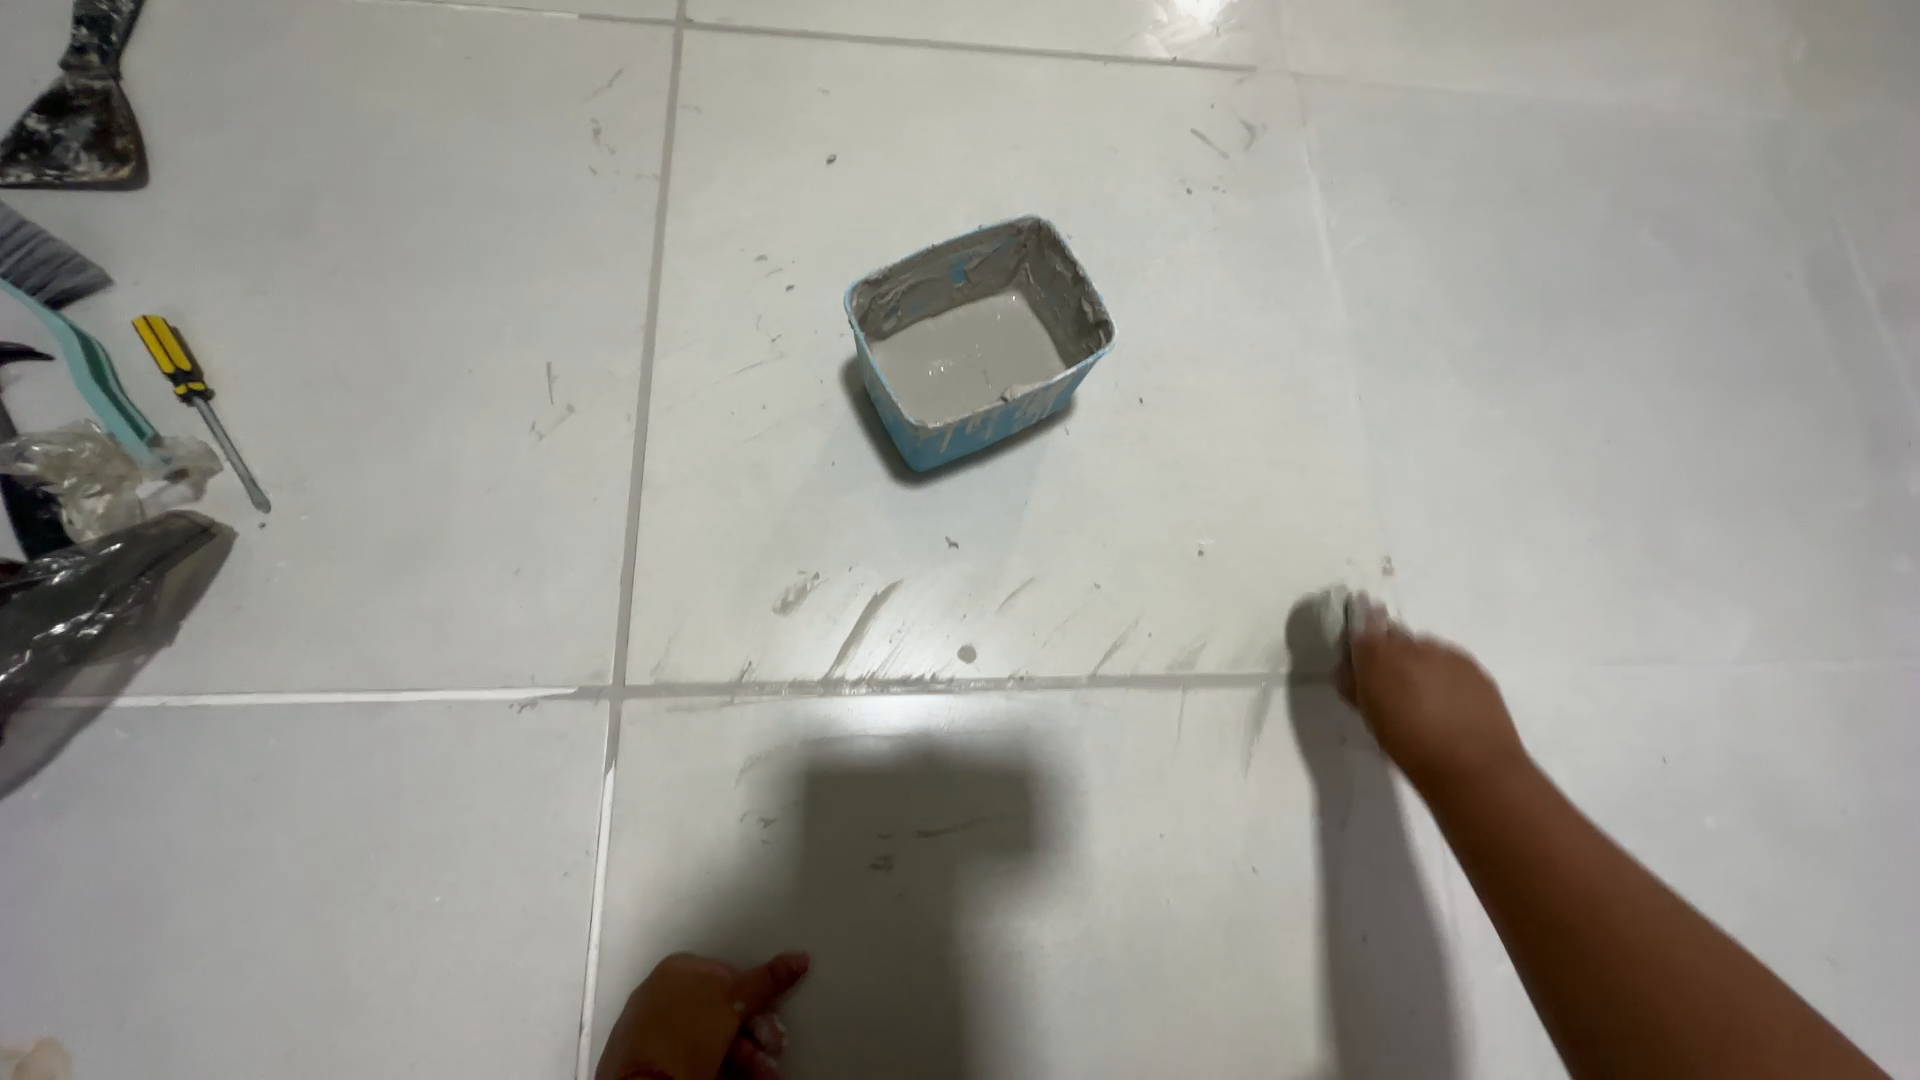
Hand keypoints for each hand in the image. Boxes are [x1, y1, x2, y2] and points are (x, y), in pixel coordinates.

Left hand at [597, 951, 810, 1079]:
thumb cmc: (688, 1032)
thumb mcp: (733, 1002)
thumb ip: (767, 980)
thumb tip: (801, 958)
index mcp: (678, 970)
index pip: (728, 976)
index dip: (754, 999)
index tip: (769, 1022)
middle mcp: (664, 996)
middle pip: (723, 1011)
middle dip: (756, 1033)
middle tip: (774, 1050)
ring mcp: (654, 1034)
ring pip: (712, 1040)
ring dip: (747, 1056)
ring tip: (765, 1075)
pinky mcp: (650, 1066)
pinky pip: (694, 1060)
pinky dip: (723, 1069)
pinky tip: (746, 1078)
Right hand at [1336, 594, 1531, 795]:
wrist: (1474, 768)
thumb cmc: (1409, 746)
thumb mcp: (1369, 717)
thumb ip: (1354, 686)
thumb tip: (1349, 670)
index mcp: (1378, 655)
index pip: (1362, 624)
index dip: (1360, 636)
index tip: (1358, 656)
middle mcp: (1412, 644)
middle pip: (1394, 636)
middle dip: (1389, 653)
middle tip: (1390, 684)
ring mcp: (1446, 653)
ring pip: (1423, 649)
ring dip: (1418, 664)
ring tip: (1423, 697)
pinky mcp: (1474, 667)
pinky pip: (1449, 662)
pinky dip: (1443, 675)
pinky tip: (1447, 702)